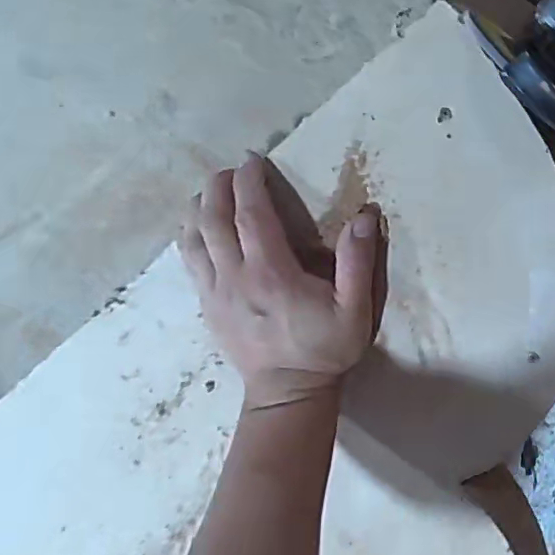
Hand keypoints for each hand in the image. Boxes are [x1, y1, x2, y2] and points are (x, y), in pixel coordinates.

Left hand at [178, 155, 385, 410]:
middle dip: (219, 188)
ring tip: (212, 190)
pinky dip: (191, 234)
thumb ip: (359, 262)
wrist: (287, 393)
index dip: (249, 184)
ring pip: (193, 239)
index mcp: (270, 273)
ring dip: (199, 208)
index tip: (253, 161)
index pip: (251, 216)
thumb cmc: (325, 348)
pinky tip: (199, 226)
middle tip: (232, 169)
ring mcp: (214, 292)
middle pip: (212, 220)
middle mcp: (234, 277)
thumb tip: (365, 217)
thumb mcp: (355, 308)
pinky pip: (189, 260)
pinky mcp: (207, 305)